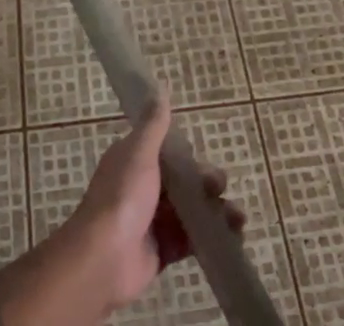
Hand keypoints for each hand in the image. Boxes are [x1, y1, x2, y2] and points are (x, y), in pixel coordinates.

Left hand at [61, 95, 247, 313]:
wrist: (106, 257)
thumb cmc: (122, 197)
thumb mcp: (139, 153)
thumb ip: (154, 124)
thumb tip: (161, 85)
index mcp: (136, 163)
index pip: (169, 154)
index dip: (188, 156)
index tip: (201, 159)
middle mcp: (146, 189)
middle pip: (186, 182)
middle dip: (208, 184)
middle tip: (217, 189)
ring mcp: (156, 221)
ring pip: (195, 211)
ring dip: (218, 211)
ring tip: (237, 218)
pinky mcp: (166, 249)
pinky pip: (196, 240)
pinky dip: (215, 237)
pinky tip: (234, 236)